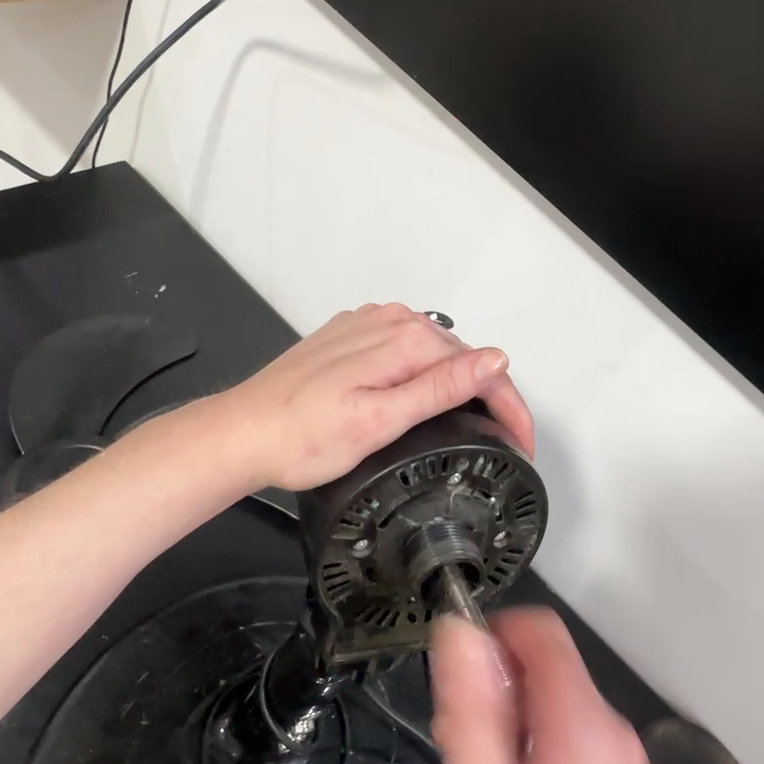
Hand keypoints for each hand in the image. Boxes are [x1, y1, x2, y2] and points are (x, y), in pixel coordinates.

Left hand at [148, 303, 534, 497]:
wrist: (242, 433)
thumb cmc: (303, 438)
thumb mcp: (382, 420)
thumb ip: (441, 386)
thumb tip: (495, 360)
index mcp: (406, 340)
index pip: (481, 367)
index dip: (510, 407)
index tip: (522, 444)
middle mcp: (391, 320)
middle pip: (462, 355)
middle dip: (490, 394)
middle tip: (505, 440)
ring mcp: (369, 325)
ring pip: (435, 350)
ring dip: (460, 381)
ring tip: (475, 422)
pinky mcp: (351, 336)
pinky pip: (405, 347)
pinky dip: (426, 371)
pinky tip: (424, 394)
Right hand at [431, 610, 651, 763]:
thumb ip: (470, 714)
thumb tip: (458, 636)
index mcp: (586, 725)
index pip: (540, 629)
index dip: (491, 635)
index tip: (457, 671)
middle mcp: (613, 735)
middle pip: (546, 667)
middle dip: (496, 690)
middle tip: (462, 742)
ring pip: (555, 704)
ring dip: (511, 723)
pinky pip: (570, 740)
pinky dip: (534, 748)